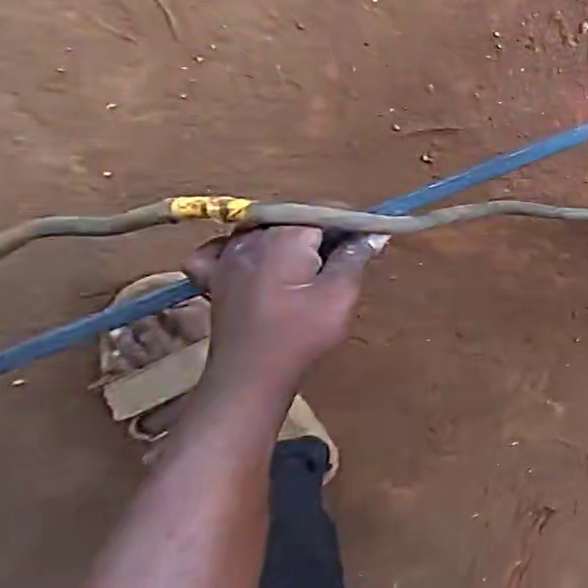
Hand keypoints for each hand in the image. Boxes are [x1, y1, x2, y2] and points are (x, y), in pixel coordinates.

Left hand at [182, 227, 378, 397]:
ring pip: (265, 230)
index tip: (370, 239)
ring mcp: (226, 260)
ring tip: (316, 262)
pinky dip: (239, 247)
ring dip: (293, 239)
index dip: (352, 222)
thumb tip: (373, 232)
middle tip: (352, 256)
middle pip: (295, 219)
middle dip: (326, 231)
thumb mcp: (341, 293)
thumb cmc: (302, 333)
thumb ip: (355, 256)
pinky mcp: (214, 281)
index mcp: (284, 238)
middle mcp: (250, 241)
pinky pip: (220, 250)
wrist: (250, 377)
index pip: (324, 211)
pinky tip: (254, 258)